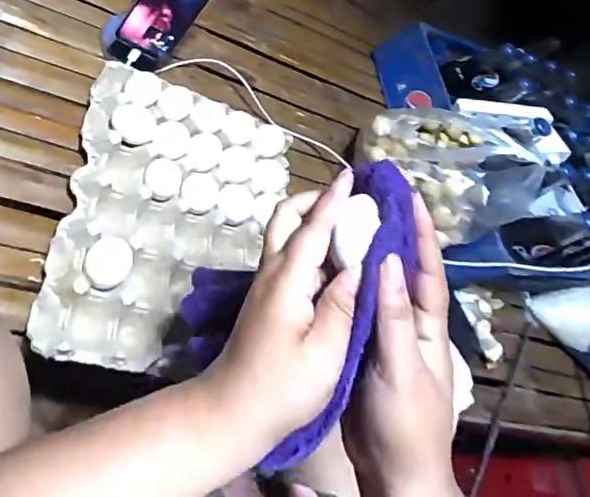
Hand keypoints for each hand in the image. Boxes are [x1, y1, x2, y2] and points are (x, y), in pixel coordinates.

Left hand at [201, 171, 363, 445]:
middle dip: (316, 199)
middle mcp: (273, 270)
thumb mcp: (325, 355)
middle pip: (287, 216)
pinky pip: (290, 253)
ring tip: (348, 222)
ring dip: (312, 218)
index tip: (351, 176)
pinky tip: (335, 258)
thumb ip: (343, 305)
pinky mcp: (268, 296)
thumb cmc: (281, 389)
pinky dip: (311, 242)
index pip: (313, 227)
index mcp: (287, 279)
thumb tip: (358, 266)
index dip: (333, 200)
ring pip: (286, 232)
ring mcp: (267, 282)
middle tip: (348, 198)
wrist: (231, 412)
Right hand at [343, 194, 458, 496]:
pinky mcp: (364, 344)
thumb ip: (394, 316)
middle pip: (403, 269)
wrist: (391, 474)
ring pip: (379, 283)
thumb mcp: (401, 368)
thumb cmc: (405, 423)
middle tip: (378, 196)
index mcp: (426, 325)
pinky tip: (334, 262)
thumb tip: (390, 259)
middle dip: (396, 232)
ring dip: (371, 251)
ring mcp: (386, 332)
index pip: (428, 270)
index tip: (413, 197)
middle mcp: (408, 321)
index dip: (423, 233)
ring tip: (353, 217)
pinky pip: (359, 302)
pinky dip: (350, 279)